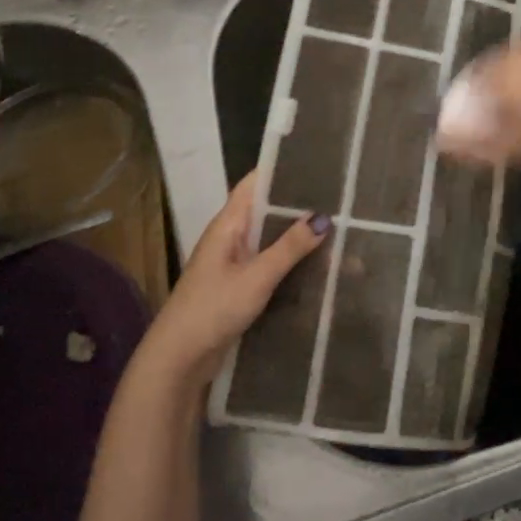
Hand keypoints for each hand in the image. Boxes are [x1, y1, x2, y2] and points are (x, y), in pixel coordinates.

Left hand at [142, 172, 329, 386]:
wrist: (180, 359)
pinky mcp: (241, 287)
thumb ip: (289, 248)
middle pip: (267, 211)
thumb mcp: (256, 277)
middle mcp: (231, 238)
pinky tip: (319, 265)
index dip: (282, 170)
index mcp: (228, 226)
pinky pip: (271, 264)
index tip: (318, 162)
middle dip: (299, 204)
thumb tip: (323, 217)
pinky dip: (293, 261)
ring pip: (272, 239)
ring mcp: (235, 263)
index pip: (255, 184)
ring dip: (298, 235)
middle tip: (340, 197)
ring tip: (339, 227)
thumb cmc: (212, 310)